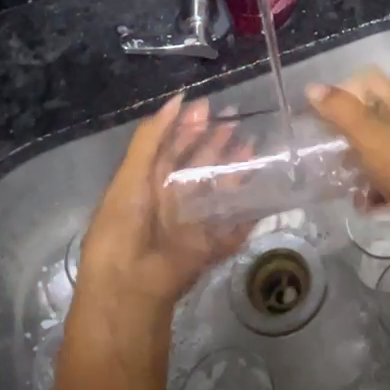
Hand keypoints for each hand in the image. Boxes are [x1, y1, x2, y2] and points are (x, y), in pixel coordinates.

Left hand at [75, 93, 250, 313]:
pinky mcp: (210, 248)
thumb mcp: (131, 176)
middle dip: (216, 142)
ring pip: (218, 190)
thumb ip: (152, 138)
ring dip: (234, 169)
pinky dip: (249, 214)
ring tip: (252, 145)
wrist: (131, 289)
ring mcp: (192, 224)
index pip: (171, 148)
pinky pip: (233, 228)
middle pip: (197, 165)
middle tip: (236, 118)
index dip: (188, 127)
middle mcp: (170, 201)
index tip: (209, 106)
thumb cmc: (124, 227)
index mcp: (147, 185)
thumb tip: (179, 99)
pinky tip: (264, 193)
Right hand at [307, 67, 389, 256]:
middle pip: (370, 115)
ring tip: (334, 169)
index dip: (346, 87)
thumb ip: (340, 109)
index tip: (322, 105)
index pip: (371, 81)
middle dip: (344, 125)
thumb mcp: (366, 133)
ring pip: (372, 148)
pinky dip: (366, 186)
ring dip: (353, 158)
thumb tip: (312, 87)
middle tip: (321, 137)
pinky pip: (378, 178)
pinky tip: (357, 198)